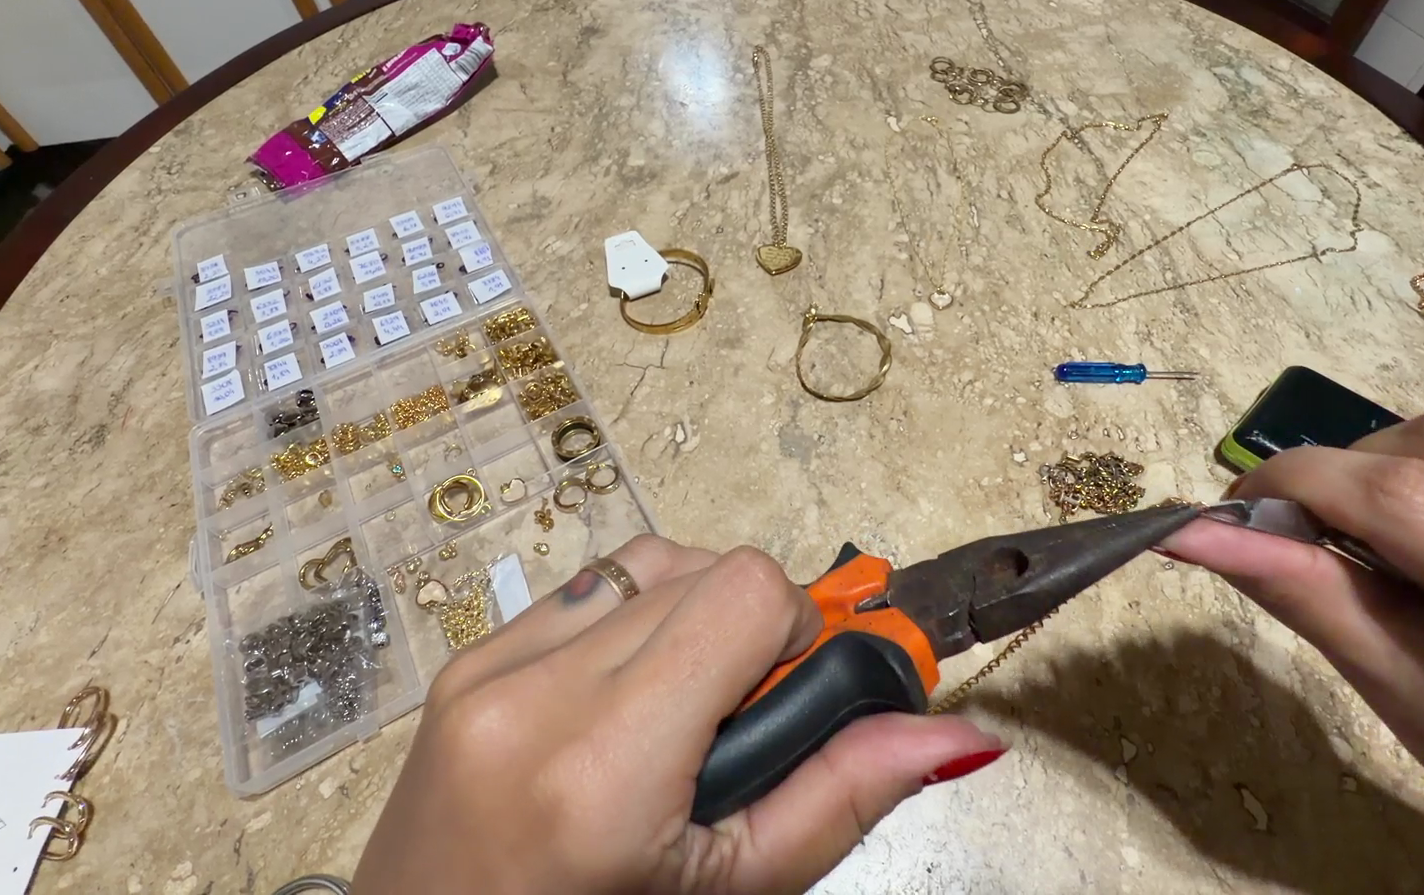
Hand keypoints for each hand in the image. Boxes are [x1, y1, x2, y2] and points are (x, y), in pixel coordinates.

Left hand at [354, 535, 1004, 894]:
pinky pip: (588, 587)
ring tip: (685, 696)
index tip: (789, 684)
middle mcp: (535, 690)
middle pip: (702, 565)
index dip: (792, 624)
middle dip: (746, 623)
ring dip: (691, 610)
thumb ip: (842, 796)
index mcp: (603, 764)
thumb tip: (955, 734)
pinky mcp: (469, 654)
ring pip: (649, 561)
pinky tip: (626, 687)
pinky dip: (633, 616)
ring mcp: (489, 662)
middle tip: (739, 705)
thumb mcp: (731, 890)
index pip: (743, 590)